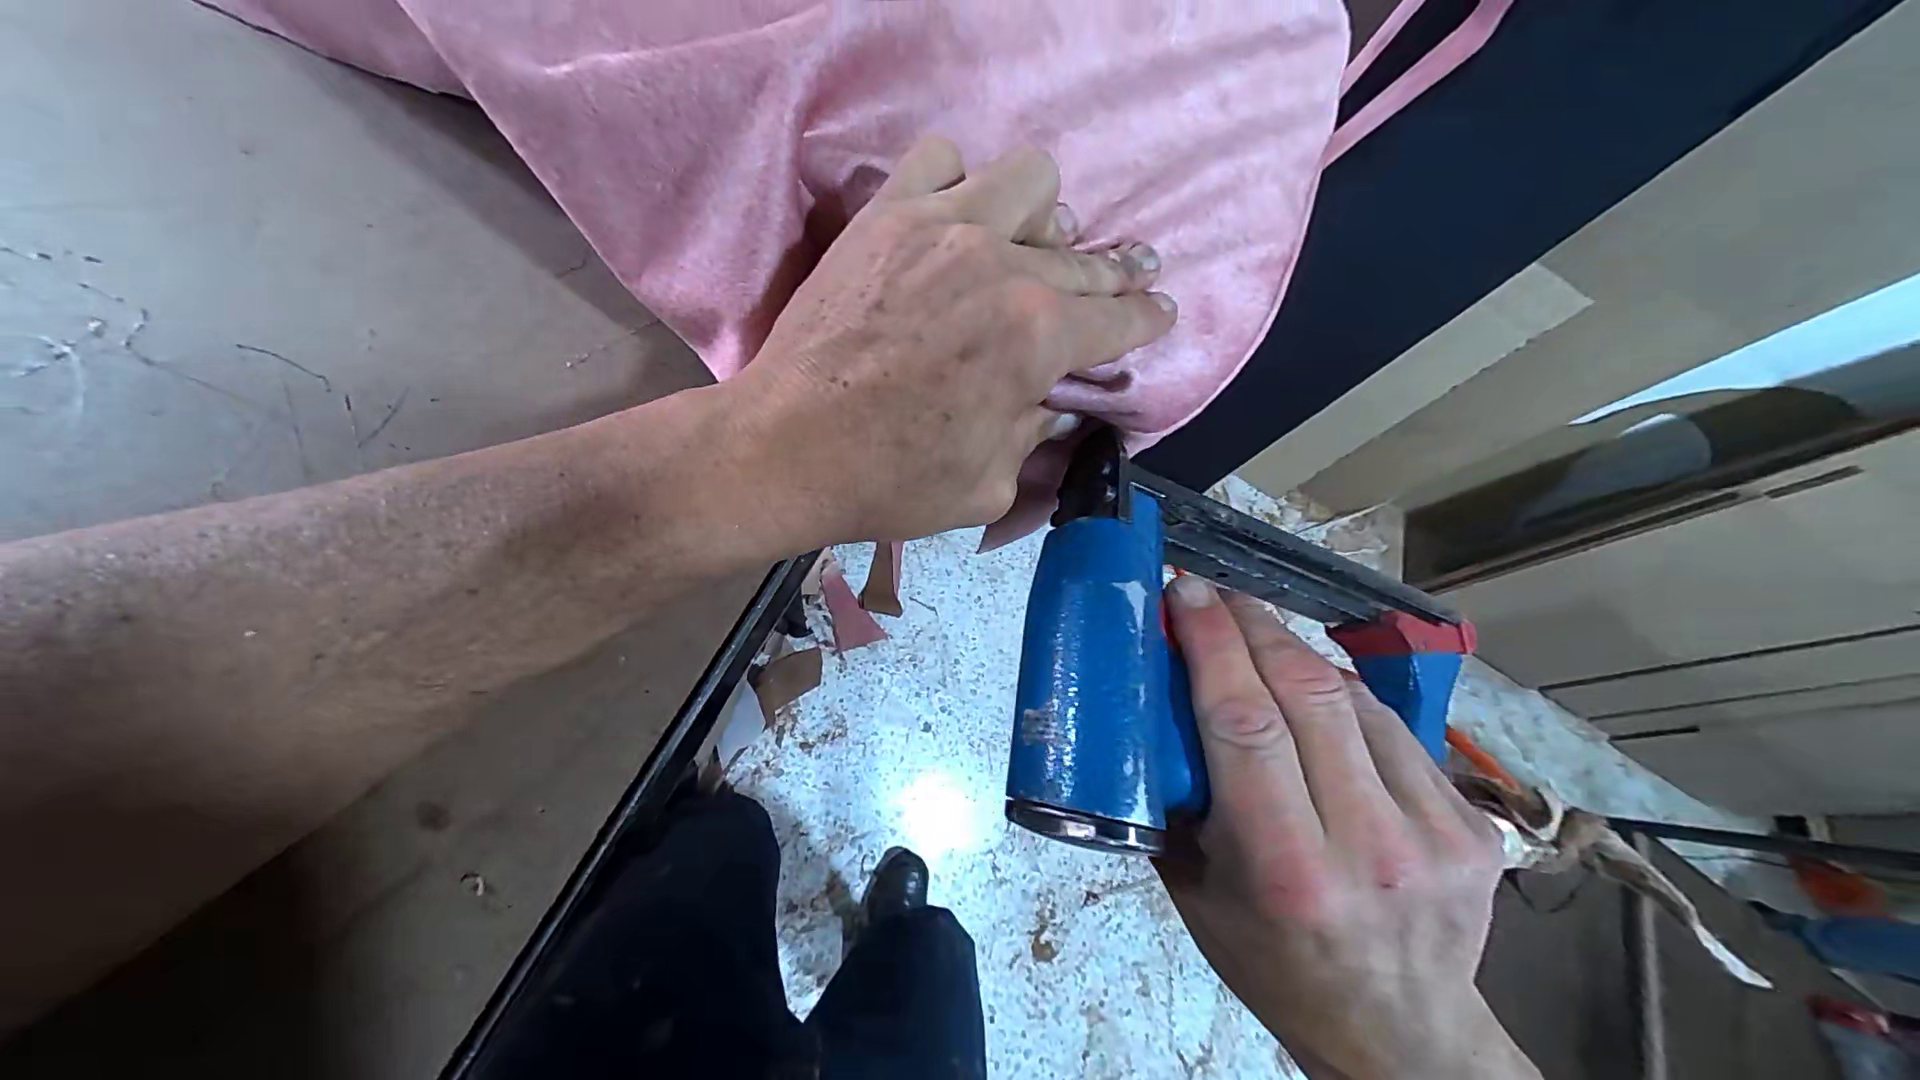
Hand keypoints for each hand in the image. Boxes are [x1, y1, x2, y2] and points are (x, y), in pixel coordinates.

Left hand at [725, 135, 1175, 545]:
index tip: (1159, 310)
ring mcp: (941, 229)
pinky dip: (959, 185)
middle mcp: (1003, 268)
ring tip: (1028, 252)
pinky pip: (941, 161)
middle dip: (1115, 276)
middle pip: (1085, 257)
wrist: (787, 449)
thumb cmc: (892, 482)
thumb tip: (1049, 402)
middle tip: (1122, 282)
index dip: (1148, 317)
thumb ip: (1033, 437)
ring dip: (1042, 218)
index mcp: (1038, 339)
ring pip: (1030, 180)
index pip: (1120, 317)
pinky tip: (953, 223)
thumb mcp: (990, 487)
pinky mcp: (884, 217)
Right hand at [1160, 577, 1540, 1079]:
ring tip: (1252, 629)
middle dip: (1252, 625)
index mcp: (1285, 868)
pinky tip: (1308, 685)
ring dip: (1292, 649)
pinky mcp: (1470, 821)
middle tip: (1213, 593)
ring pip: (1352, 698)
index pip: (1246, 724)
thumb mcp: (1192, 889)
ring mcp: (1433, 830)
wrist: (1398, 1031)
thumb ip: (1175, 795)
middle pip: (1306, 694)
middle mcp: (1368, 844)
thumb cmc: (1268, 961)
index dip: (1213, 644)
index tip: (1186, 593)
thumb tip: (1153, 701)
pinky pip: (1389, 724)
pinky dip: (1337, 690)